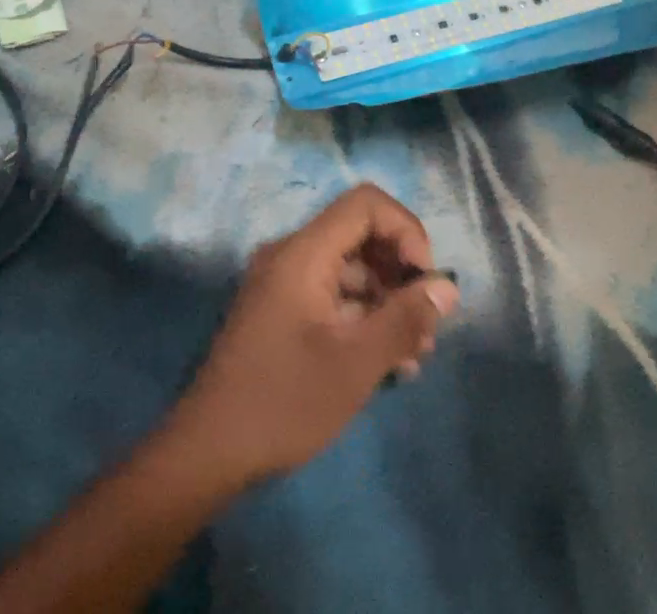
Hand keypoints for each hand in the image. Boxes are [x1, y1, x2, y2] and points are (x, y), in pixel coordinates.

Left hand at [158, 184, 459, 487]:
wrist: (209, 450)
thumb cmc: (285, 402)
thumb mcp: (356, 363)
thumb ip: (406, 319)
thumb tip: (446, 287)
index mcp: (302, 255)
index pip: (366, 205)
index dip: (406, 231)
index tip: (426, 281)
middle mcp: (290, 258)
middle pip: (361, 237)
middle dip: (402, 275)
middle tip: (428, 327)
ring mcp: (283, 287)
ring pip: (351, 273)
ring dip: (389, 304)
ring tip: (414, 355)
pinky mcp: (281, 315)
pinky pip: (333, 299)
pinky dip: (364, 321)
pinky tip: (389, 365)